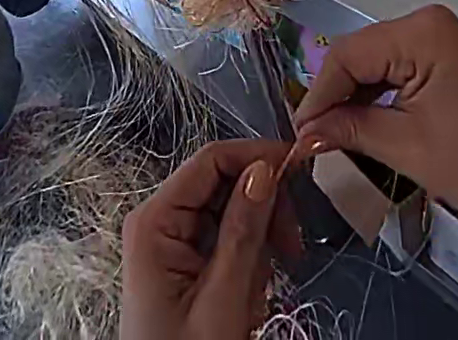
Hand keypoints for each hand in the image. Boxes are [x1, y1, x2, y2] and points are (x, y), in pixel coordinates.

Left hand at [120, 140, 300, 339]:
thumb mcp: (222, 302)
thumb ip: (243, 232)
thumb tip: (264, 168)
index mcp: (156, 217)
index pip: (208, 161)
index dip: (253, 155)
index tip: (301, 167)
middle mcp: (160, 217)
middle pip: (220, 184)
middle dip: (260, 209)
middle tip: (293, 250)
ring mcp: (172, 239)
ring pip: (228, 213)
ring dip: (256, 243)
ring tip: (262, 289)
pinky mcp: (184, 261)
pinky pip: (225, 242)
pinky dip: (248, 262)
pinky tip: (251, 294)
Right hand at [291, 5, 457, 245]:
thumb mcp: (408, 149)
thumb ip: (348, 129)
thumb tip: (302, 131)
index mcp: (419, 33)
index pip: (346, 55)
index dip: (319, 94)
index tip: (300, 130)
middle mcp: (425, 22)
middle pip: (358, 54)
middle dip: (335, 95)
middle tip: (313, 133)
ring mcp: (438, 36)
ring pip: (373, 61)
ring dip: (354, 96)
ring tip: (333, 131)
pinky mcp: (445, 54)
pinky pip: (394, 67)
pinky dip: (378, 94)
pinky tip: (365, 120)